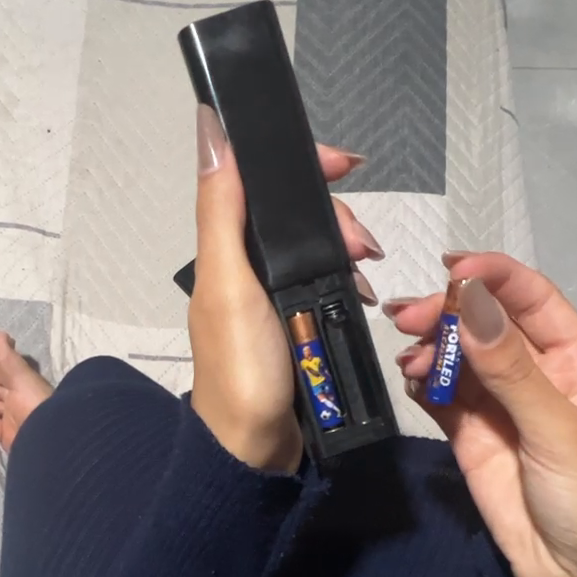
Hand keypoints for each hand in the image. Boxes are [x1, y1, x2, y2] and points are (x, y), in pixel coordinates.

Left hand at [189, 106, 381, 471]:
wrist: (256, 448)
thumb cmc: (243, 367)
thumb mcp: (230, 283)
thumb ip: (222, 211)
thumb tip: (210, 128)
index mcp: (224, 252)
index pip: (258, 184)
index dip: (299, 165)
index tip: (344, 165)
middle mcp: (245, 269)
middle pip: (296, 217)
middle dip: (337, 217)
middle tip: (365, 244)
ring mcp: (271, 299)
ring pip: (316, 249)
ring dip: (348, 249)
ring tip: (366, 271)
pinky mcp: (294, 326)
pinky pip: (325, 285)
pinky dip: (347, 282)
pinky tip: (360, 295)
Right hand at [390, 252, 576, 576]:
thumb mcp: (561, 431)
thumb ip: (513, 371)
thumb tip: (473, 306)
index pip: (534, 300)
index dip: (494, 278)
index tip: (451, 270)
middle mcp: (536, 374)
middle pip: (486, 324)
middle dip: (450, 314)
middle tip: (408, 318)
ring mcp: (499, 405)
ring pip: (458, 358)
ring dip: (431, 349)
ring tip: (409, 358)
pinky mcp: (470, 437)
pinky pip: (441, 398)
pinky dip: (422, 384)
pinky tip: (411, 380)